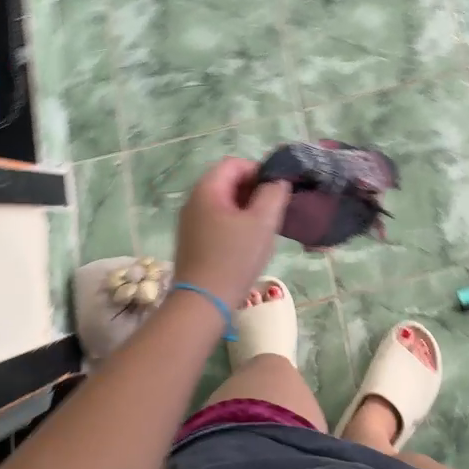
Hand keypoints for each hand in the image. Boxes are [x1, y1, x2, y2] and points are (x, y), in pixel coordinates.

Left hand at [173, 158, 290, 305]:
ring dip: (246, 210)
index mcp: (207, 189)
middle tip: (274, 211)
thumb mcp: (262, 222)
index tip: (277, 191)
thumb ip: (274, 194)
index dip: (259, 171)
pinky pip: (217, 220)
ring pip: (224, 203)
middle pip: (228, 182)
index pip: (235, 163)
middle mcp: (193, 200)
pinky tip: (248, 244)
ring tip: (264, 229)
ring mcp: (190, 222)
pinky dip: (235, 224)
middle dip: (254, 191)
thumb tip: (278, 182)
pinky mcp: (192, 241)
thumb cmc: (233, 259)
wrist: (202, 304)